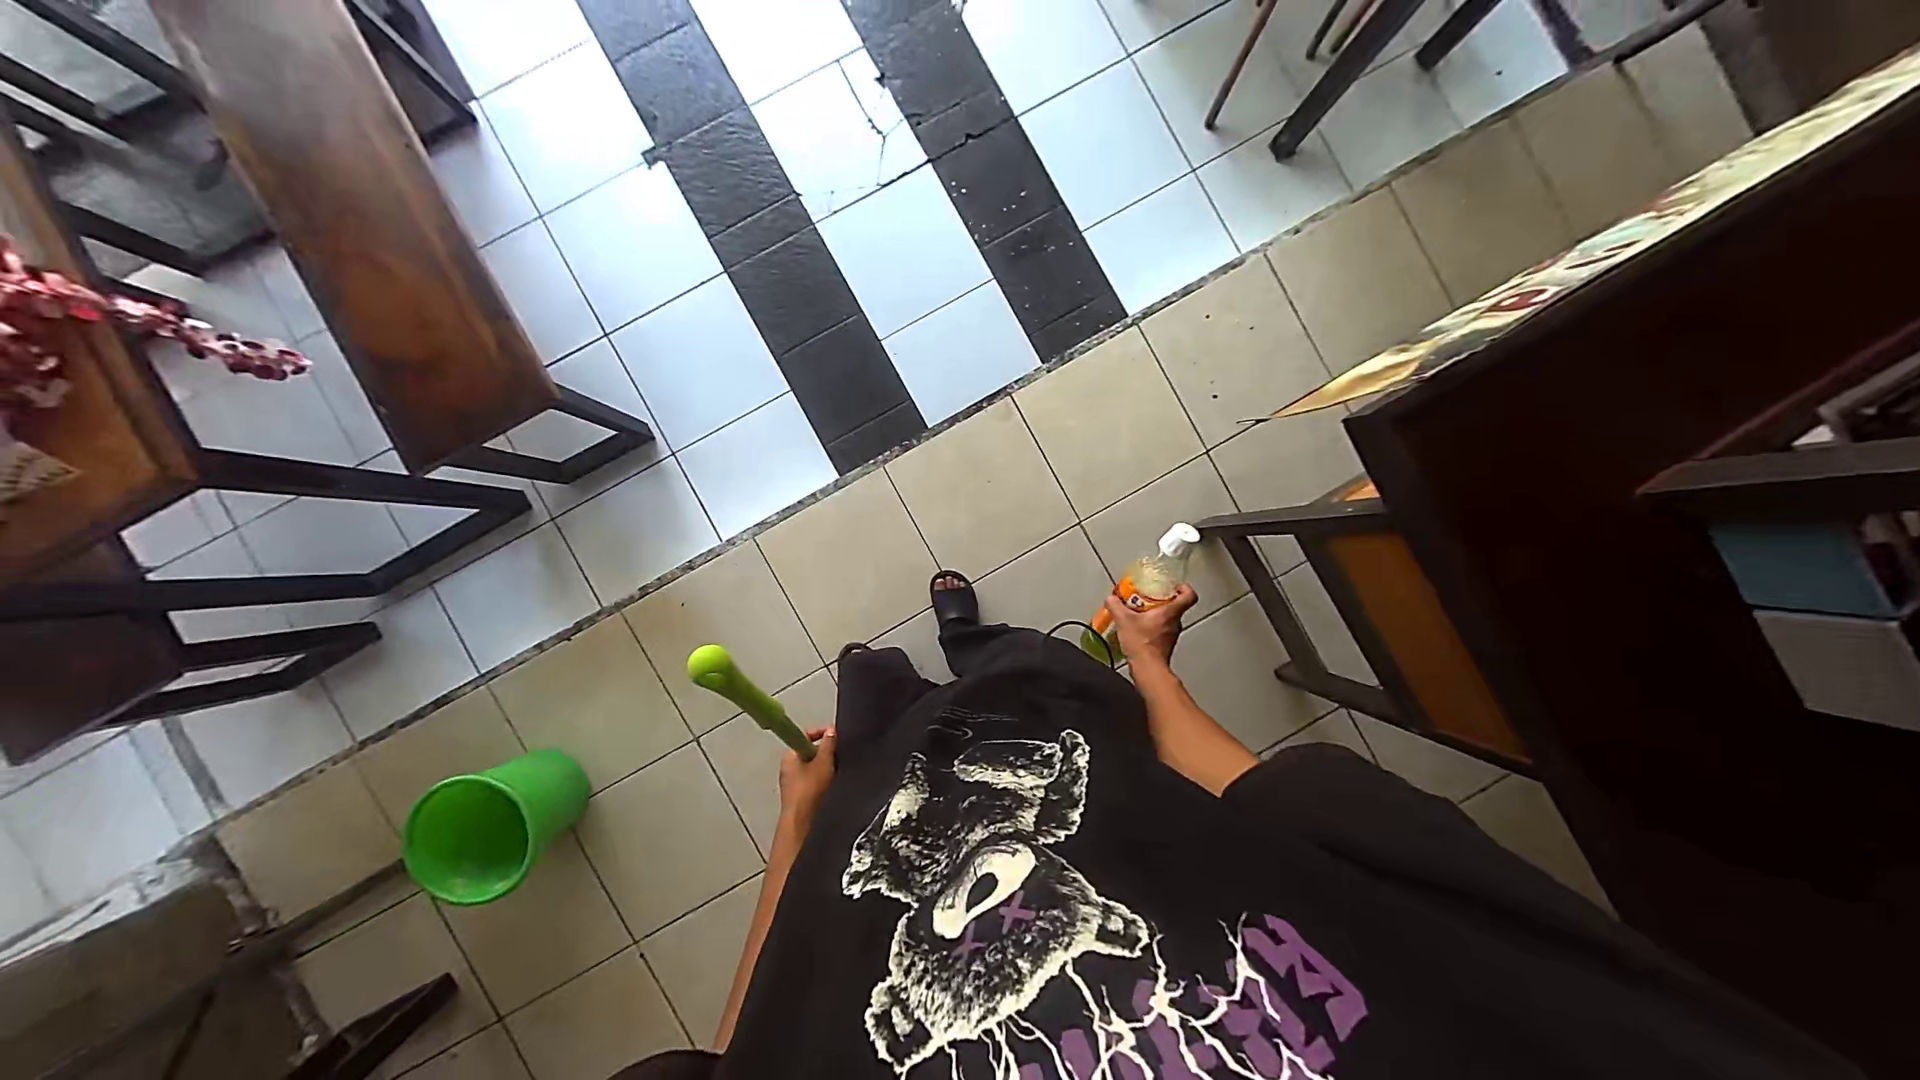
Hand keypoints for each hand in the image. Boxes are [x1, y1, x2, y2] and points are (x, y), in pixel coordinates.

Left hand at [777, 727, 836, 828]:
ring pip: (813, 767)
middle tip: (840, 755)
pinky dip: (824, 780)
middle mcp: (789, 768)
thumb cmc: (810, 789)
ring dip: (826, 767)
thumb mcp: (824, 762)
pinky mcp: (800, 797)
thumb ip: (828, 744)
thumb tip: (831, 730)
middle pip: (810, 752)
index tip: (836, 736)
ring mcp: (793, 783)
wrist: (802, 822)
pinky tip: (834, 785)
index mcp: (790, 755)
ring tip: (839, 770)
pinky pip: (814, 781)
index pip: (805, 736)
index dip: (821, 733)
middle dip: (826, 752)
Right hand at [1104, 584, 1197, 669]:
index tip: (1174, 585)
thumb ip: (1115, 606)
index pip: (1189, 596)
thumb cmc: (1142, 644)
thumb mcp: (1123, 620)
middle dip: (1162, 599)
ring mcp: (1171, 635)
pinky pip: (1161, 630)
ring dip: (1156, 613)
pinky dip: (1151, 626)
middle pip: (1176, 606)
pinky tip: (1137, 627)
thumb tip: (1111, 599)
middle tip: (1148, 597)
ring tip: (1138, 612)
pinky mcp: (1165, 645)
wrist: (1147, 668)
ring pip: (1168, 618)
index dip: (1184, 588)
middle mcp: (1175, 623)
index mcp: (1171, 613)